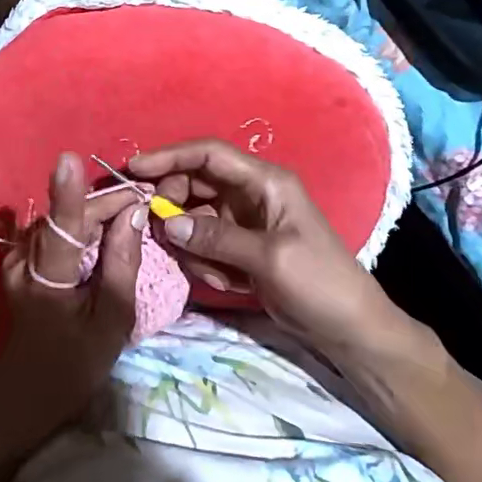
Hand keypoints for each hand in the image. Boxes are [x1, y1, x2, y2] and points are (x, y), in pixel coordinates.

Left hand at [0, 152, 147, 438]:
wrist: (26, 393)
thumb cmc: (74, 365)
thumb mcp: (111, 320)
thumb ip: (122, 263)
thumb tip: (134, 213)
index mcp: (46, 280)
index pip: (60, 229)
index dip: (67, 194)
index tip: (70, 160)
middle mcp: (23, 261)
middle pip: (67, 219)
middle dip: (106, 205)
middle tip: (146, 201)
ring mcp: (16, 260)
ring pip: (60, 223)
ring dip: (94, 215)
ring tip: (130, 214)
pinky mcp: (18, 264)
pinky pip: (53, 235)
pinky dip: (78, 229)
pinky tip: (101, 233)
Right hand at [129, 140, 400, 355]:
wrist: (347, 326)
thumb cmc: (319, 282)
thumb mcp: (269, 258)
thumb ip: (216, 238)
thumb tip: (167, 223)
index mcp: (265, 182)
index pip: (209, 154)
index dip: (170, 157)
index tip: (134, 169)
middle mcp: (250, 194)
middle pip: (195, 183)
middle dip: (175, 207)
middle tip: (165, 235)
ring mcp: (243, 221)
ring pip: (194, 218)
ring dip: (194, 246)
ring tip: (218, 275)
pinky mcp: (238, 246)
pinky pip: (203, 243)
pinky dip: (205, 262)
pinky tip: (228, 284)